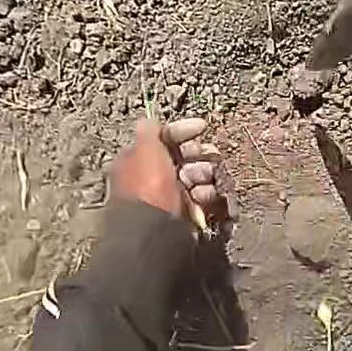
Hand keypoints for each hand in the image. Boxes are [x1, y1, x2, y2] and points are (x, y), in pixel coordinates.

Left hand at [109, 118, 223, 219]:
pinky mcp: (184, 212)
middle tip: (211, 157)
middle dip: (200, 155)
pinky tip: (205, 197)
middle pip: (184, 157)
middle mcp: (153, 177)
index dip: (184, 130)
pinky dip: (207, 194)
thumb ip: (150, 132)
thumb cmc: (149, 186)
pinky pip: (201, 197)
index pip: (164, 138)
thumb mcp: (146, 150)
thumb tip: (148, 120)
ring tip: (207, 180)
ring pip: (196, 176)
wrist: (154, 230)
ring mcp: (169, 195)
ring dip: (205, 175)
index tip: (203, 127)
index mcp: (139, 160)